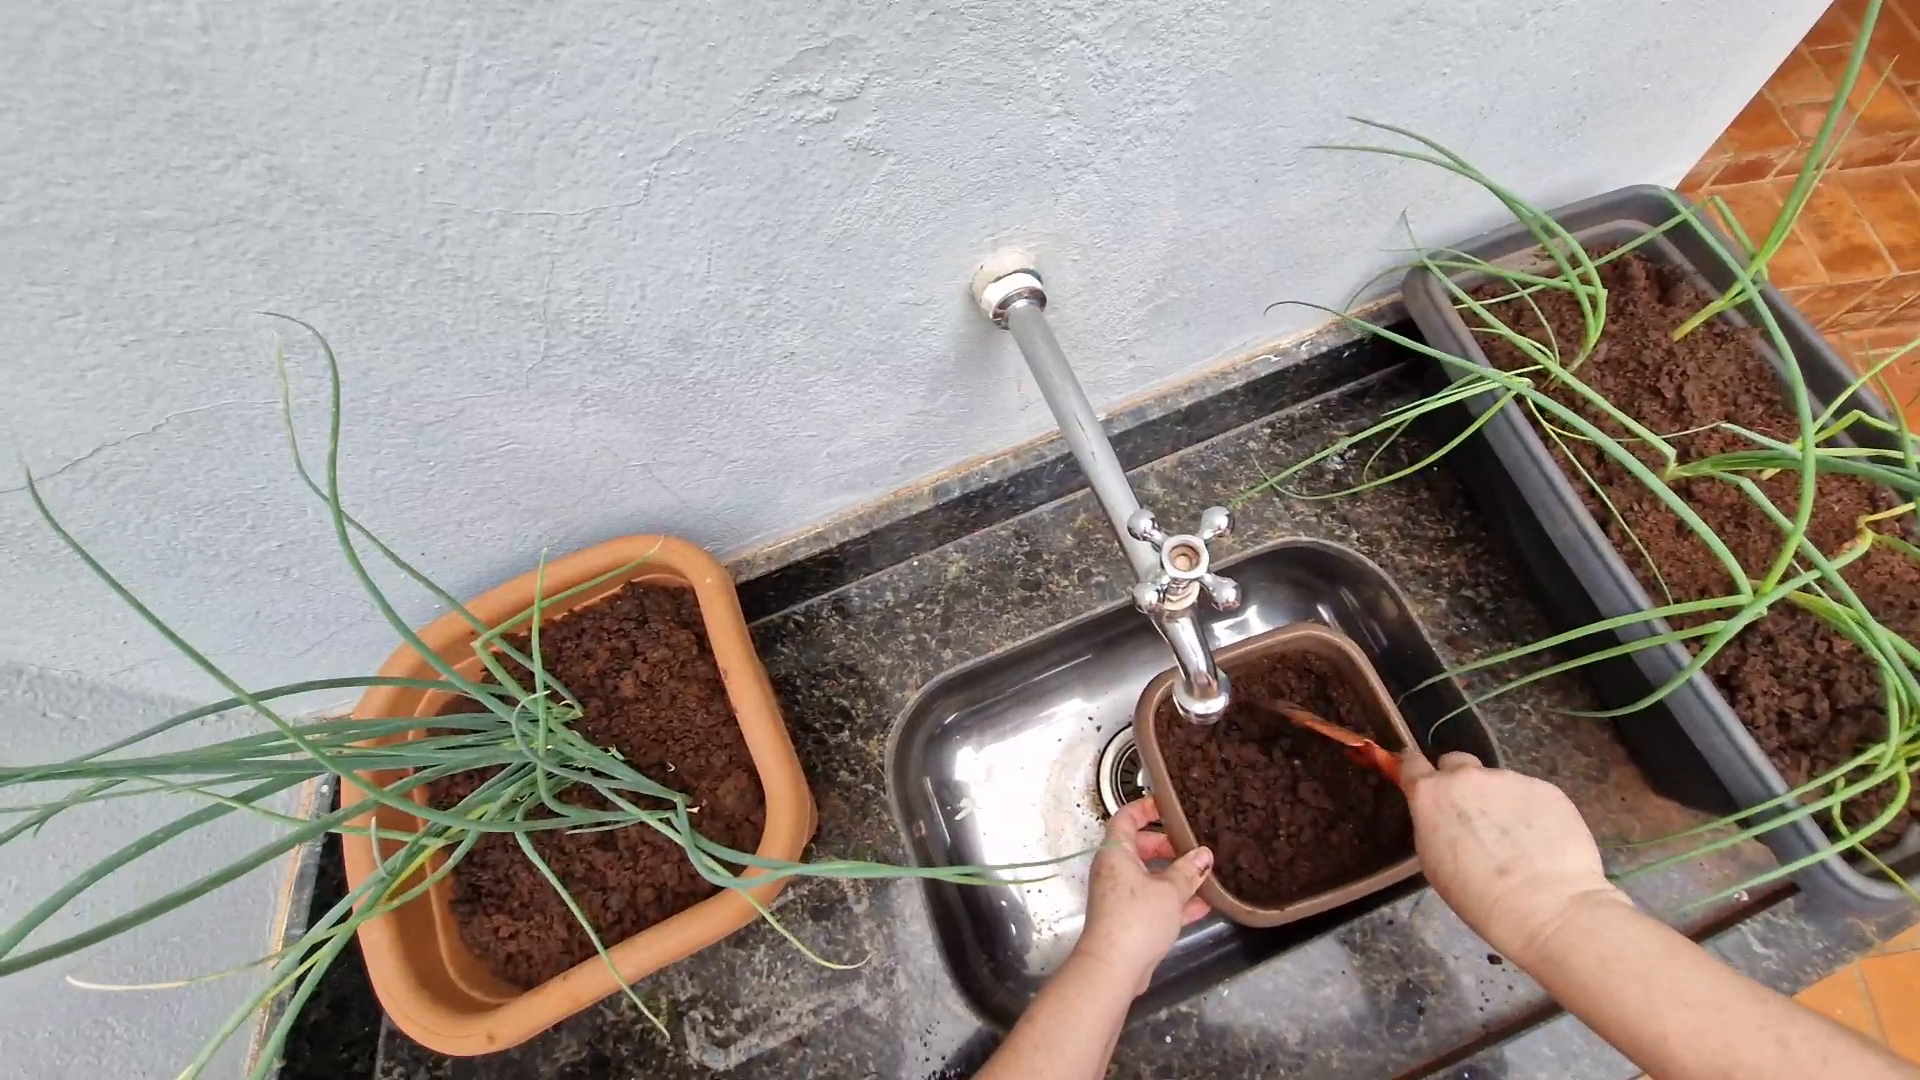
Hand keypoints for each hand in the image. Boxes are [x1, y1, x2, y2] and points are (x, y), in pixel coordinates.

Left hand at [1072, 796, 1213, 995]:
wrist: (1113, 967)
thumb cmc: (1137, 919)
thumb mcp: (1169, 892)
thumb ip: (1188, 872)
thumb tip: (1204, 854)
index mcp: (1116, 852)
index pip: (1126, 818)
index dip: (1145, 808)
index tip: (1168, 806)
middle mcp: (1113, 868)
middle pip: (1140, 846)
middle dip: (1167, 845)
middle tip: (1192, 846)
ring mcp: (1119, 894)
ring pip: (1149, 875)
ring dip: (1175, 875)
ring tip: (1204, 874)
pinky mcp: (1128, 918)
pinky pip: (1153, 900)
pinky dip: (1174, 899)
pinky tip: (1204, 904)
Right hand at [1399, 751, 1632, 965]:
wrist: (1548, 910)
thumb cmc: (1476, 894)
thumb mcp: (1430, 857)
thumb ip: (1429, 820)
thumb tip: (1436, 810)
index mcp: (1429, 792)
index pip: (1411, 761)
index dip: (1416, 771)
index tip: (1422, 782)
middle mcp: (1465, 775)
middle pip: (1456, 764)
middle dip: (1459, 783)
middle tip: (1474, 817)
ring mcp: (1508, 779)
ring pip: (1496, 781)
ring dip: (1499, 800)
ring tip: (1518, 840)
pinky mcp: (1547, 789)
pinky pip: (1531, 793)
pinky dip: (1532, 811)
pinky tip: (1542, 842)